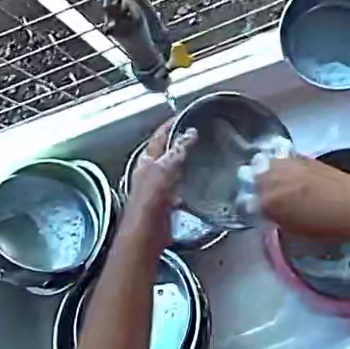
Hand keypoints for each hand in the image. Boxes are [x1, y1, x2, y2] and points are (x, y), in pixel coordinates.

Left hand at [116, 120, 195, 245]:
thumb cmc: (150, 200)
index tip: (184, 115)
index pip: (159, 136)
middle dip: (180, 141)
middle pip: (167, 150)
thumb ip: (177, 151)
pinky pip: (180, 183)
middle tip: (198, 132)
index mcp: (147, 160)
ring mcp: (158, 186)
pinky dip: (188, 178)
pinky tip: (198, 180)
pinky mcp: (166, 201)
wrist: (146, 233)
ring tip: (202, 152)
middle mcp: (150, 171)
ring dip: (186, 159)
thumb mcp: (164, 169)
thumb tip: (190, 133)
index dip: (171, 124)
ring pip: (174, 167)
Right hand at [253, 156, 349, 239]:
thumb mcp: (292, 227)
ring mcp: (283, 163)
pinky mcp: (299, 155)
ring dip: (267, 171)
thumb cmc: (323, 223)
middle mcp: (269, 178)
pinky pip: (281, 159)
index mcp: (265, 201)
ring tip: (279, 181)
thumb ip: (275, 216)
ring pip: (264, 163)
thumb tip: (270, 210)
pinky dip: (282, 165)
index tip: (260, 210)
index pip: (247, 202)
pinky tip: (291, 174)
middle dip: (256, 185)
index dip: (254, 207)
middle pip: (252, 177)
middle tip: (268, 195)